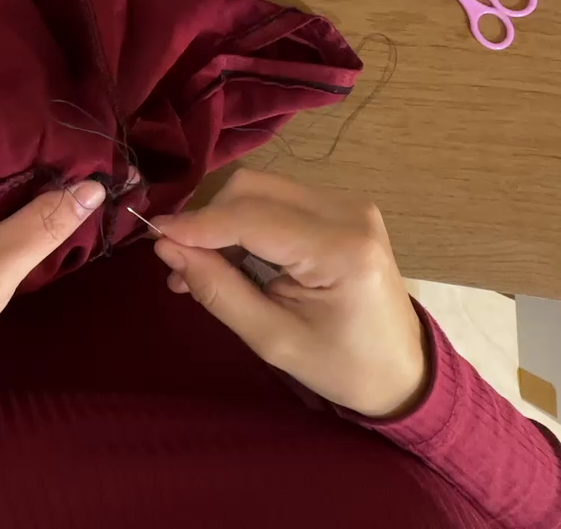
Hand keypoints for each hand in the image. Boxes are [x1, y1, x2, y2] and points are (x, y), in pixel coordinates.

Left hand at [0, 134, 103, 391]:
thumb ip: (47, 221)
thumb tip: (98, 184)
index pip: (7, 134)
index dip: (54, 144)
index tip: (101, 156)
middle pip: (8, 150)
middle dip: (52, 166)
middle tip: (105, 174)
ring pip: (7, 173)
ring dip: (41, 187)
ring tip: (93, 188)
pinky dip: (24, 203)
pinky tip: (59, 208)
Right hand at [151, 169, 427, 417]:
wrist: (406, 373)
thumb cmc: (343, 367)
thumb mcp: (273, 340)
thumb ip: (217, 290)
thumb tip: (166, 247)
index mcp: (340, 249)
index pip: (251, 218)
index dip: (197, 223)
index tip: (153, 234)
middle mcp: (346, 212)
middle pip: (251, 188)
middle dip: (207, 219)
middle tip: (180, 262)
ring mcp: (346, 204)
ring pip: (257, 187)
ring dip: (221, 219)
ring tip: (201, 264)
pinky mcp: (338, 206)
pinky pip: (273, 197)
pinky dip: (242, 221)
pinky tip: (231, 255)